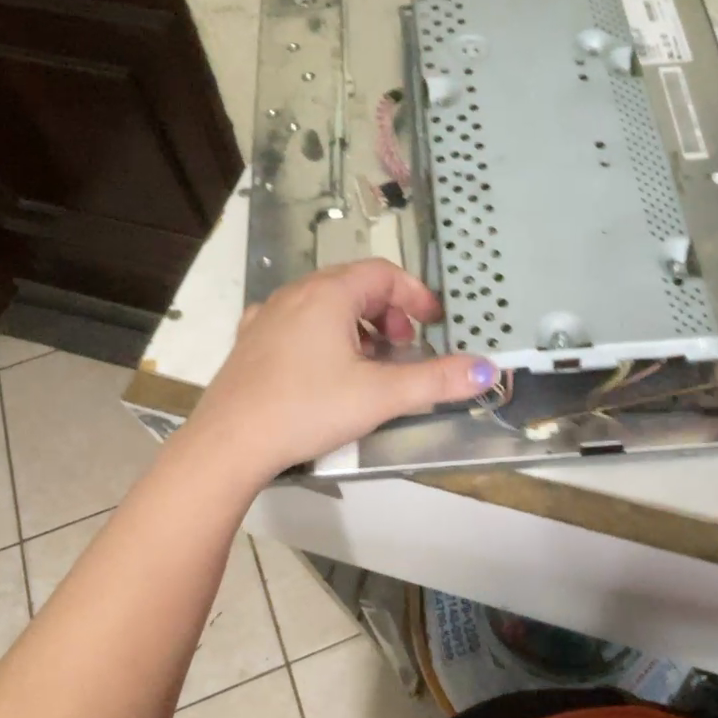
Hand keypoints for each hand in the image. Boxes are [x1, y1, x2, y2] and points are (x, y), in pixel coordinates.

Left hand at [183, 259, 497, 479]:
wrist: (230, 443)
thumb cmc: (307, 410)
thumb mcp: (380, 396)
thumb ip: (436, 381)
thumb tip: (487, 370)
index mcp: (328, 295)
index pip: (383, 274)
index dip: (414, 294)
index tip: (433, 322)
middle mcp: (295, 294)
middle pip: (353, 286)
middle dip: (387, 311)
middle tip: (404, 345)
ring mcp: (267, 317)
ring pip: (323, 305)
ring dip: (356, 325)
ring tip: (370, 362)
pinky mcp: (250, 343)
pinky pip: (296, 324)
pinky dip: (323, 336)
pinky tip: (325, 369)